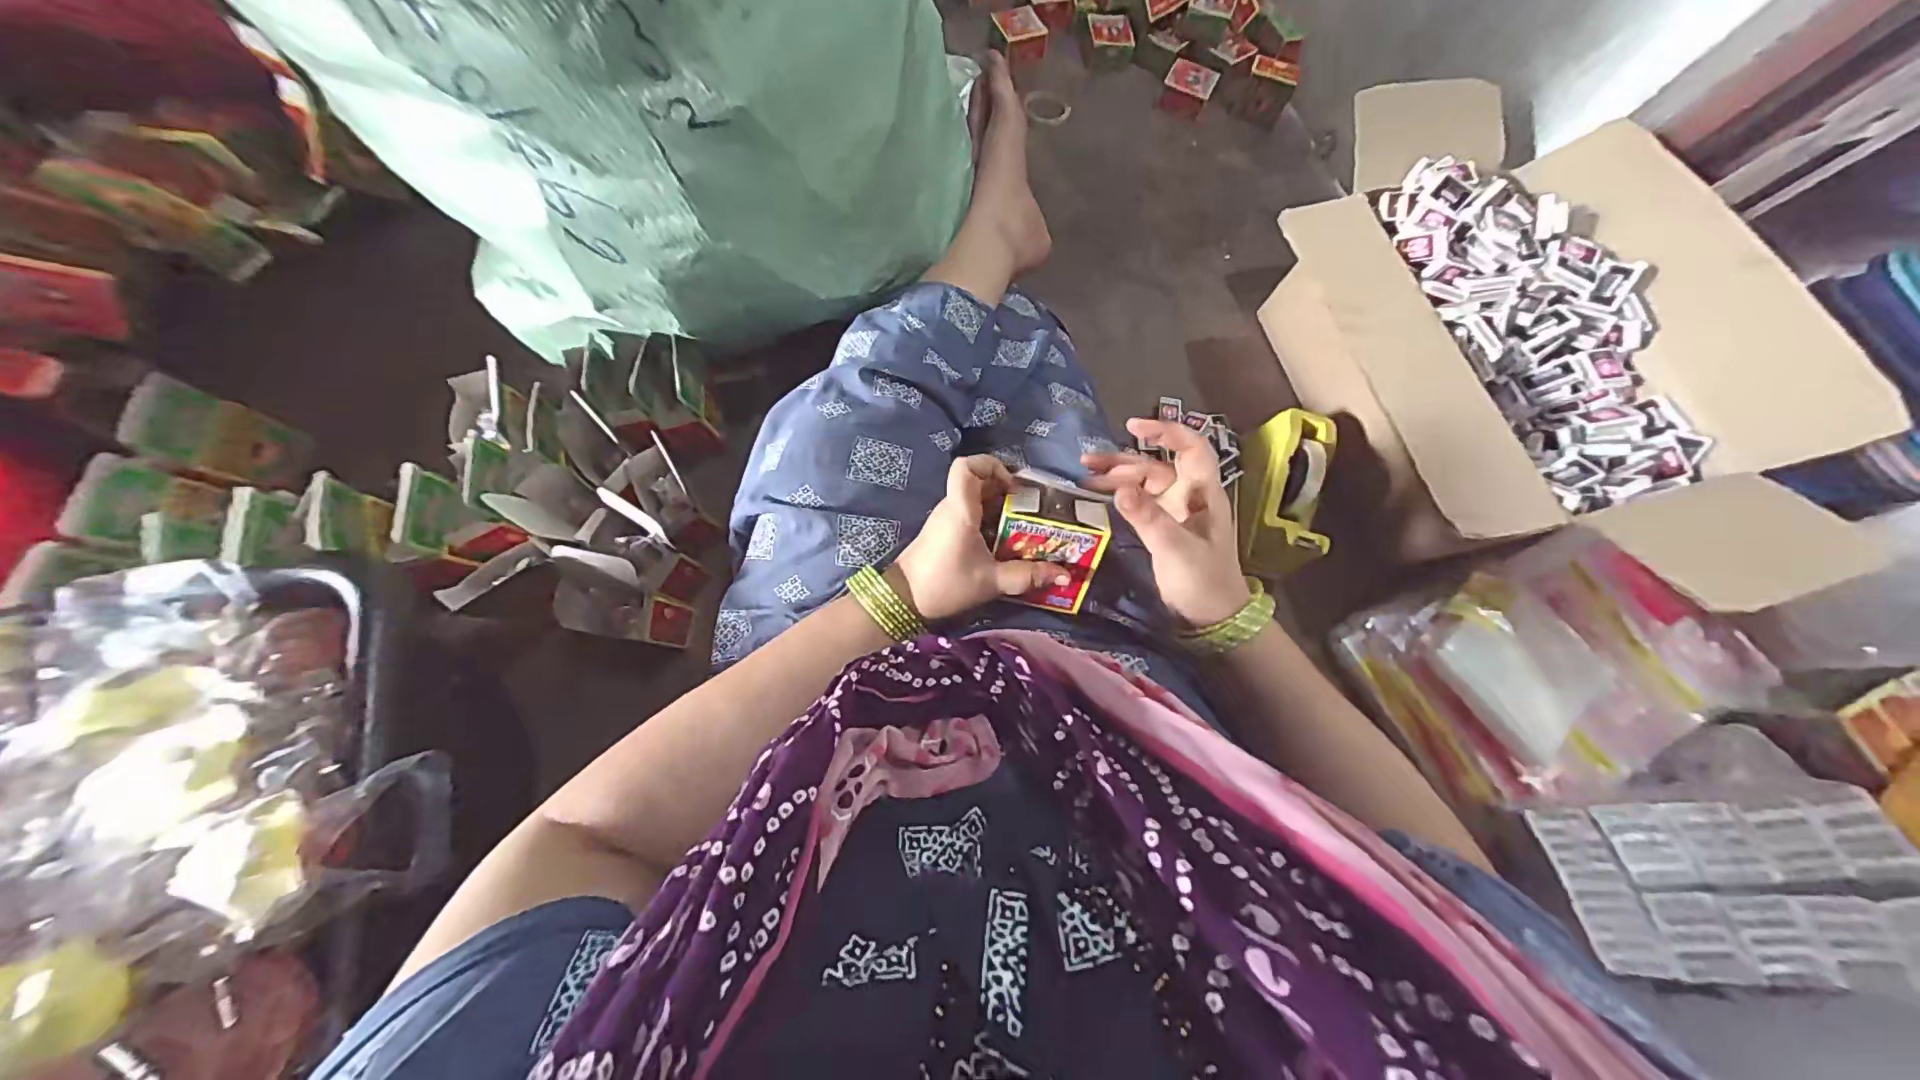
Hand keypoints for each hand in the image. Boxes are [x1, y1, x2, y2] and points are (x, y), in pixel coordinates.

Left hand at [892, 455, 1069, 620]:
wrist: (904, 600)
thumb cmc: (945, 583)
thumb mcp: (991, 581)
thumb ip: (1027, 576)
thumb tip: (1064, 576)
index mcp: (960, 508)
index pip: (967, 465)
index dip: (992, 466)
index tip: (1013, 487)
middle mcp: (951, 506)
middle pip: (977, 480)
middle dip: (1005, 489)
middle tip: (1029, 508)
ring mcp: (945, 519)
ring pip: (974, 498)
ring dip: (998, 507)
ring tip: (1023, 526)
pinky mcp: (944, 532)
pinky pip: (969, 514)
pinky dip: (987, 520)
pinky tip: (1004, 541)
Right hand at [1082, 418, 1251, 626]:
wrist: (1213, 618)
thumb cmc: (1203, 581)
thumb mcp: (1175, 549)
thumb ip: (1148, 518)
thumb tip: (1119, 489)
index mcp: (1203, 494)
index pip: (1190, 448)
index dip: (1165, 431)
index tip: (1133, 426)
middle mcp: (1189, 497)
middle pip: (1157, 466)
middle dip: (1124, 460)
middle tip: (1088, 462)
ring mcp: (1176, 512)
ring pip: (1145, 484)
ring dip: (1118, 477)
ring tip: (1086, 476)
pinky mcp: (1163, 528)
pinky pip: (1140, 503)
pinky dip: (1121, 496)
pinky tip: (1101, 496)